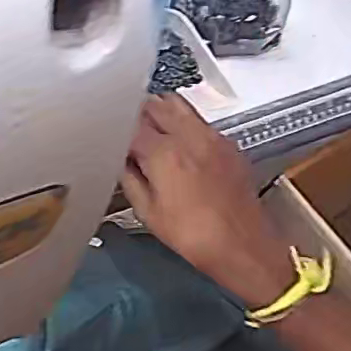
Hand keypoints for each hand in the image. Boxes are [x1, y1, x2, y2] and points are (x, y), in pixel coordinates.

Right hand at [121, 94, 294, 305]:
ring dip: (161, 113)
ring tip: (150, 134)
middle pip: (155, 104)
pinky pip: (199, 121)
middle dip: (136, 114)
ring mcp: (212, 136)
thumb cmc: (192, 235)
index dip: (115, 128)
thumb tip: (121, 162)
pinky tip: (177, 146)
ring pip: (179, 105)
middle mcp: (189, 135)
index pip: (130, 123)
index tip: (108, 138)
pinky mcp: (228, 144)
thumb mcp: (147, 212)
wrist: (242, 245)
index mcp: (163, 152)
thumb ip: (129, 179)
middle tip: (125, 133)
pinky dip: (183, 124)